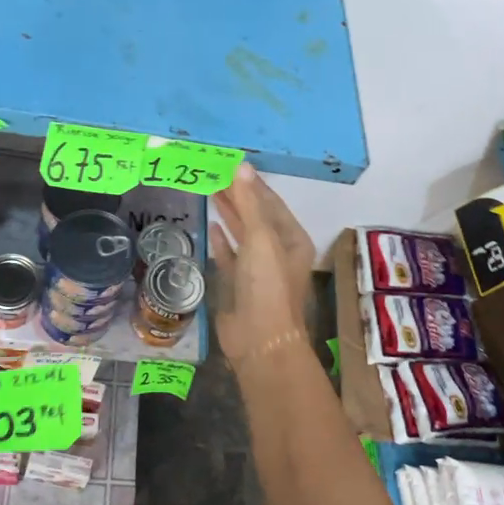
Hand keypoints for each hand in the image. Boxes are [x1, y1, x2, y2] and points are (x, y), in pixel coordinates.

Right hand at [209, 163, 315, 372]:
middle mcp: (279, 252)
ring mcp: (259, 270)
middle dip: (238, 197)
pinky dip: (222, 241)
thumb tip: (242, 167)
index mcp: (293, 239)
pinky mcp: (240, 286)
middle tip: (214, 174)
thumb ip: (249, 203)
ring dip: (229, 215)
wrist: (260, 340)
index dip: (252, 184)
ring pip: (243, 235)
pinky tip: (212, 227)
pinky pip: (231, 256)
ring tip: (210, 192)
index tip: (231, 164)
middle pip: (257, 217)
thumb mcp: (260, 238)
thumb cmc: (267, 285)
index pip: (271, 202)